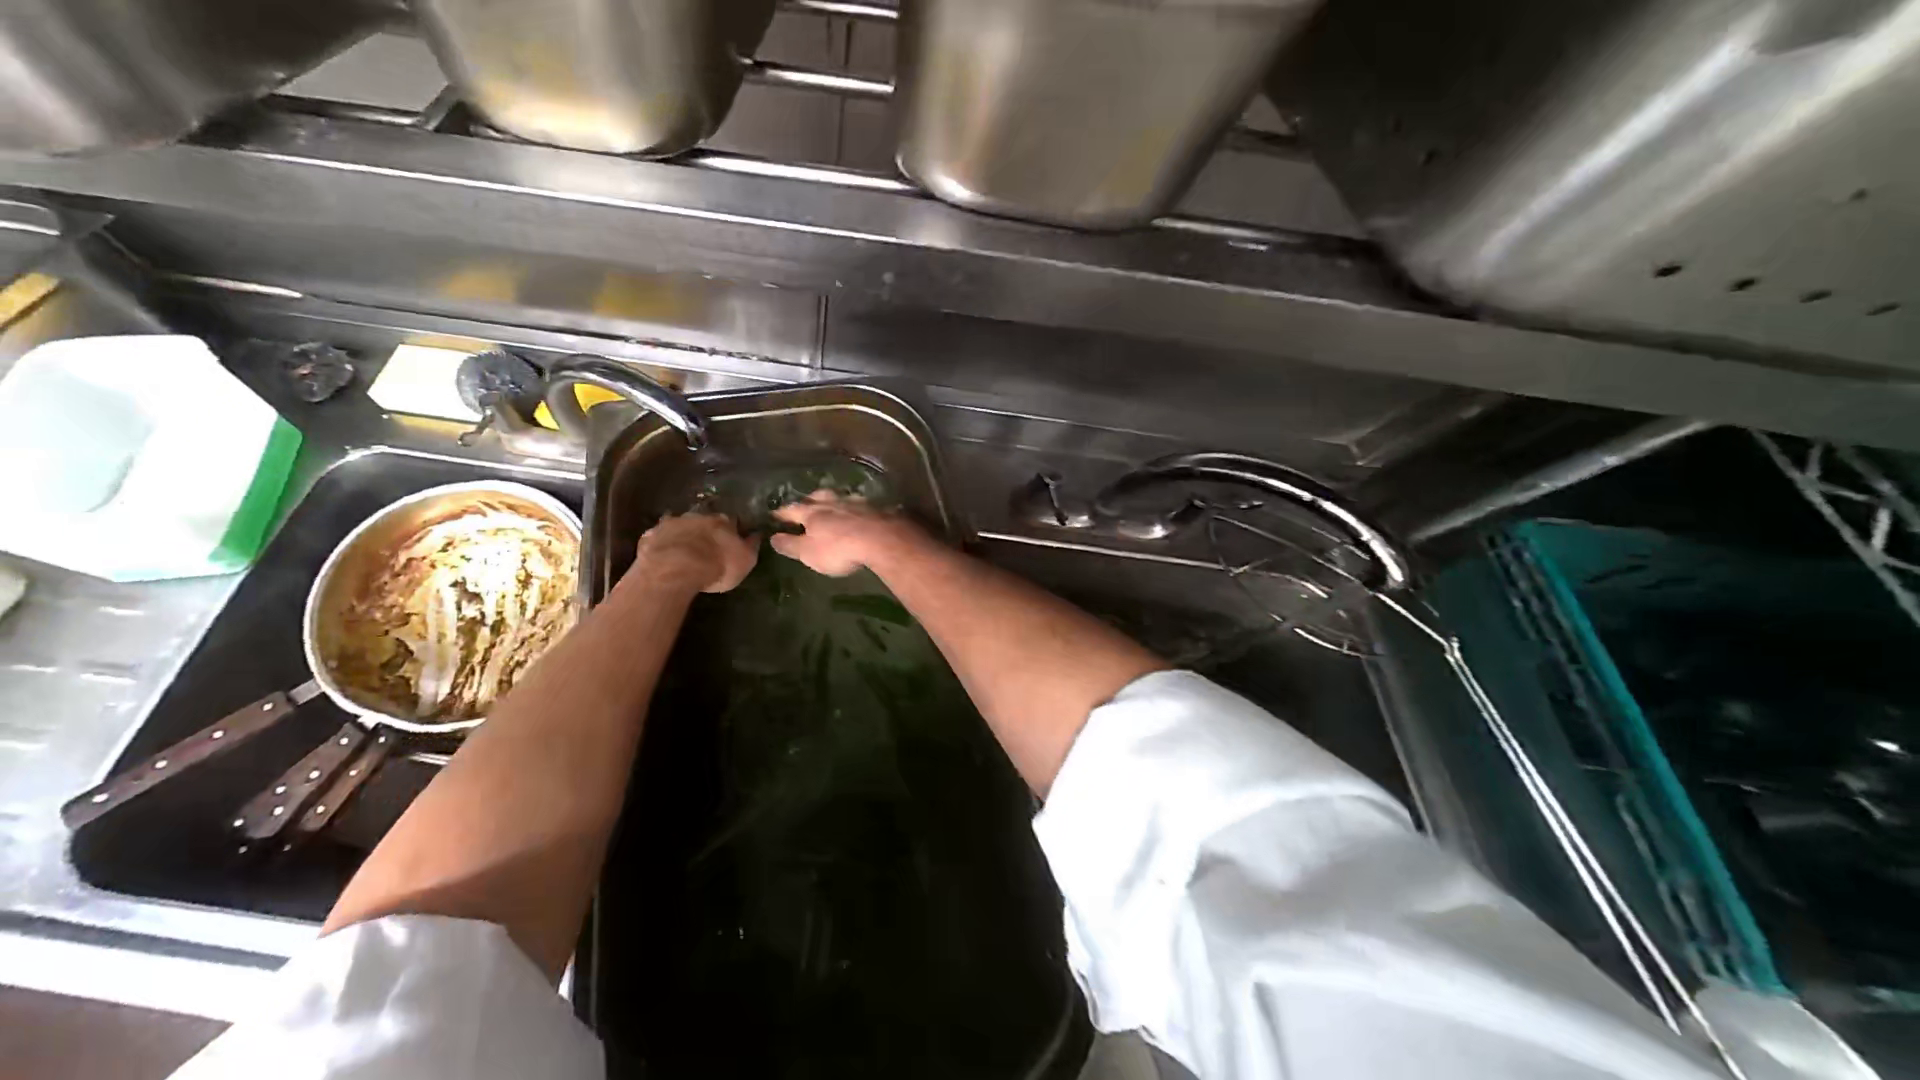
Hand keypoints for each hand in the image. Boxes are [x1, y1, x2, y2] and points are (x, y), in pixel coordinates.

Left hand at [630, 512, 758, 593]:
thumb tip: (756, 534)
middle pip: (704, 520)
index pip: (732, 521)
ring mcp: (672, 523)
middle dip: (705, 529)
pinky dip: (662, 543)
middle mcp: (698, 516)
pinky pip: (658, 537)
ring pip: (680, 525)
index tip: (732, 538)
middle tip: (706, 544)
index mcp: (723, 522)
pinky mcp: (651, 535)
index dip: (732, 530)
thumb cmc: (717, 566)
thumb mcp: (746, 561)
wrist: (675, 569)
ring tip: (683, 550)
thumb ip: (751, 546)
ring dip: (683, 534)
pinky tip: (662, 554)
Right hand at [771, 490, 927, 576]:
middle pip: (817, 496)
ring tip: (833, 505)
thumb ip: (790, 545)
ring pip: (841, 497)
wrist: (880, 539)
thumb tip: (773, 538)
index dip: (781, 513)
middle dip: (809, 499)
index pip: (791, 510)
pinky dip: (857, 508)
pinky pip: (862, 505)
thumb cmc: (839, 549)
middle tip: (806, 503)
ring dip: (834, 500)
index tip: (774, 514)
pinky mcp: (876, 508)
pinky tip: (860, 512)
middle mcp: (833, 502)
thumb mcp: (808, 553)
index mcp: (812, 513)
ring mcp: (856, 503)